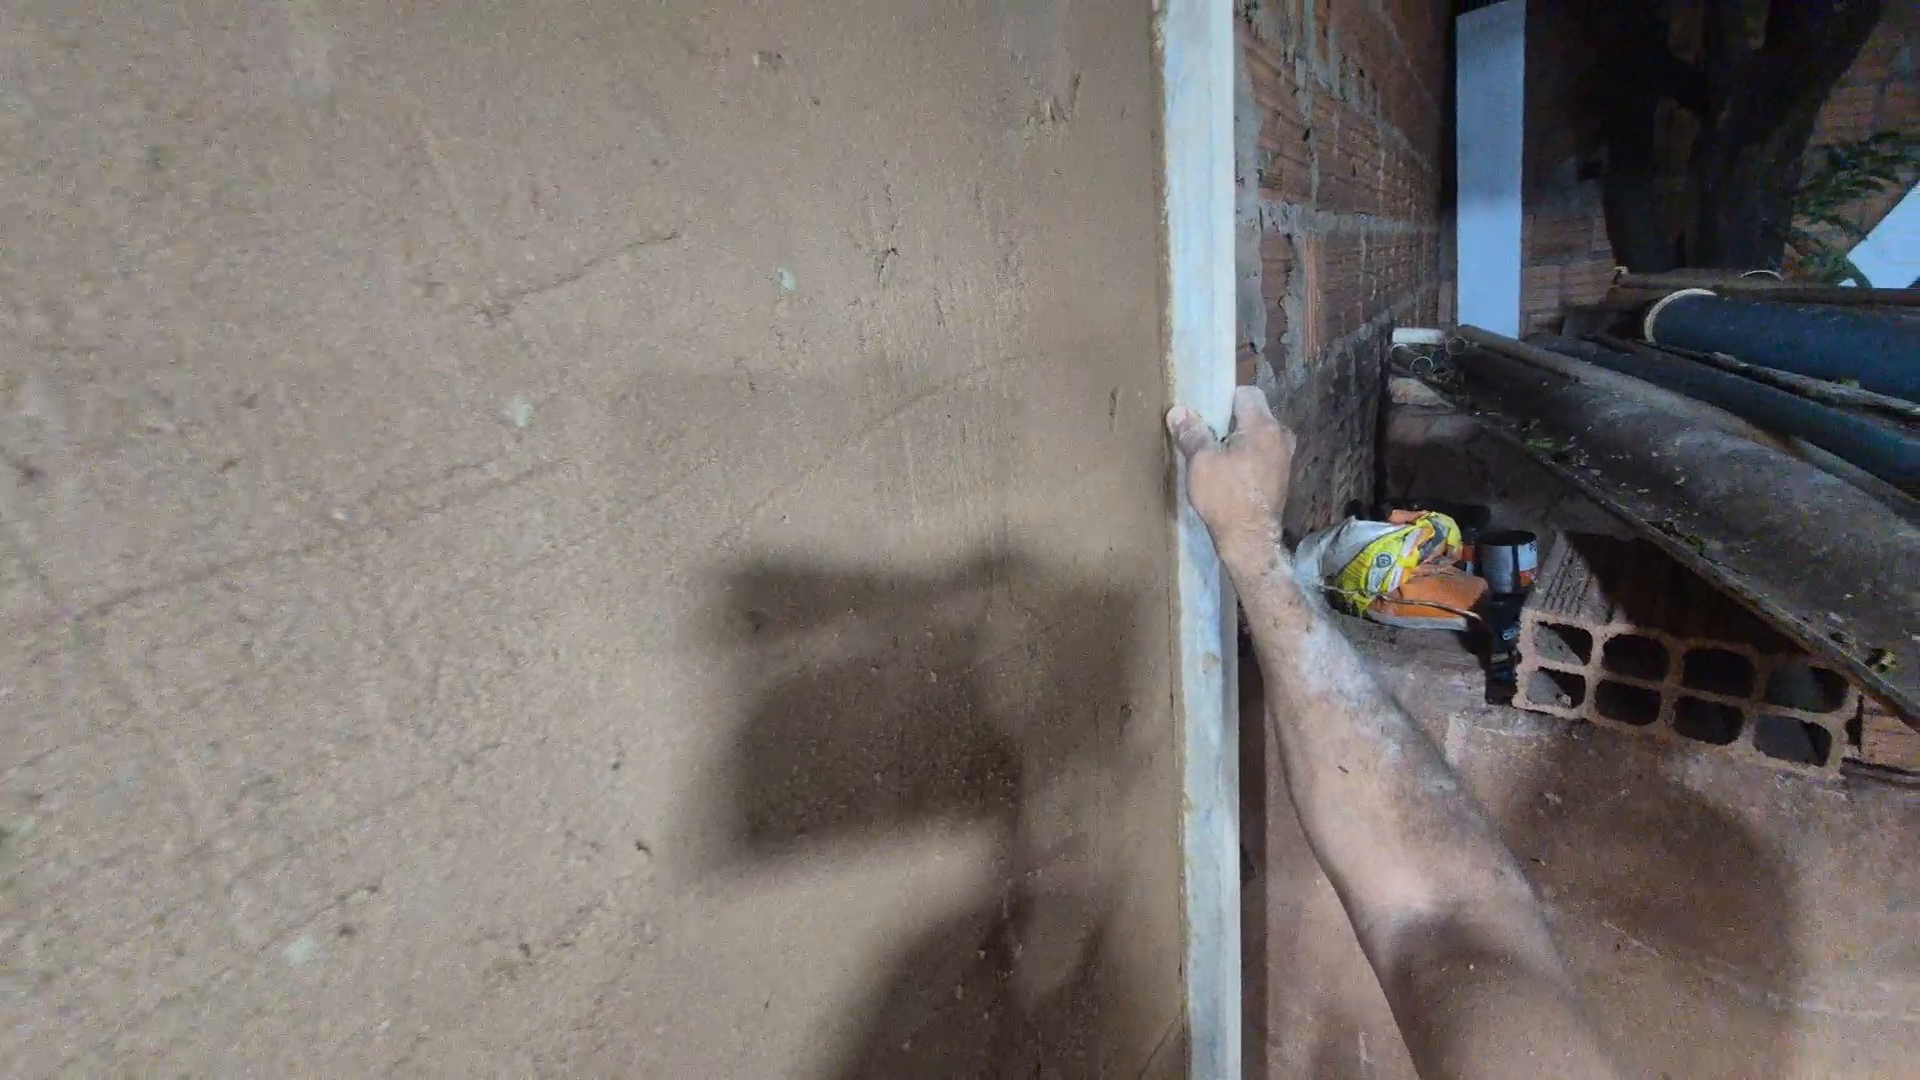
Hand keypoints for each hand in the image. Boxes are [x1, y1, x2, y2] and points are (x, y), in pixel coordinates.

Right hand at [1166, 386, 1294, 572]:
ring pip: (1257, 436)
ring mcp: (1285, 457)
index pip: (1247, 392)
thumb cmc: (1225, 496)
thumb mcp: (1201, 462)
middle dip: (1229, 422)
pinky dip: (1246, 458)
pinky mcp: (1281, 476)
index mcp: (1263, 425)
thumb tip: (1178, 411)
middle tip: (1205, 438)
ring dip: (1238, 441)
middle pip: (1253, 414)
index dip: (1224, 399)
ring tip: (1215, 458)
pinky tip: (1230, 476)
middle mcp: (1280, 436)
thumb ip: (1191, 433)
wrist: (1249, 539)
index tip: (1205, 415)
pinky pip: (1262, 454)